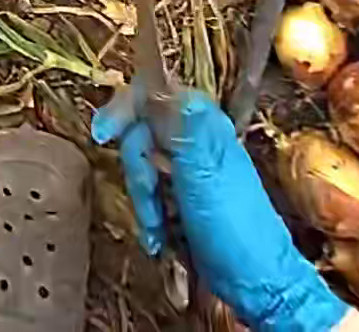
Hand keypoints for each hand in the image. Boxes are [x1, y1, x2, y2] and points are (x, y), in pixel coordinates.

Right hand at [92, 90, 352, 331]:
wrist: (256, 283)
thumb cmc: (232, 221)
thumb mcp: (201, 168)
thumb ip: (175, 122)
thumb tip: (155, 75)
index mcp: (199, 118)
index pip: (150, 91)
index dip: (123, 107)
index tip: (102, 134)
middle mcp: (191, 135)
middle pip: (139, 134)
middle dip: (138, 171)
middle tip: (151, 196)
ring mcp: (185, 167)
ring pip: (141, 167)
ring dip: (144, 200)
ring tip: (160, 227)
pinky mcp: (180, 196)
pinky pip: (150, 194)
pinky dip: (150, 217)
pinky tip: (160, 237)